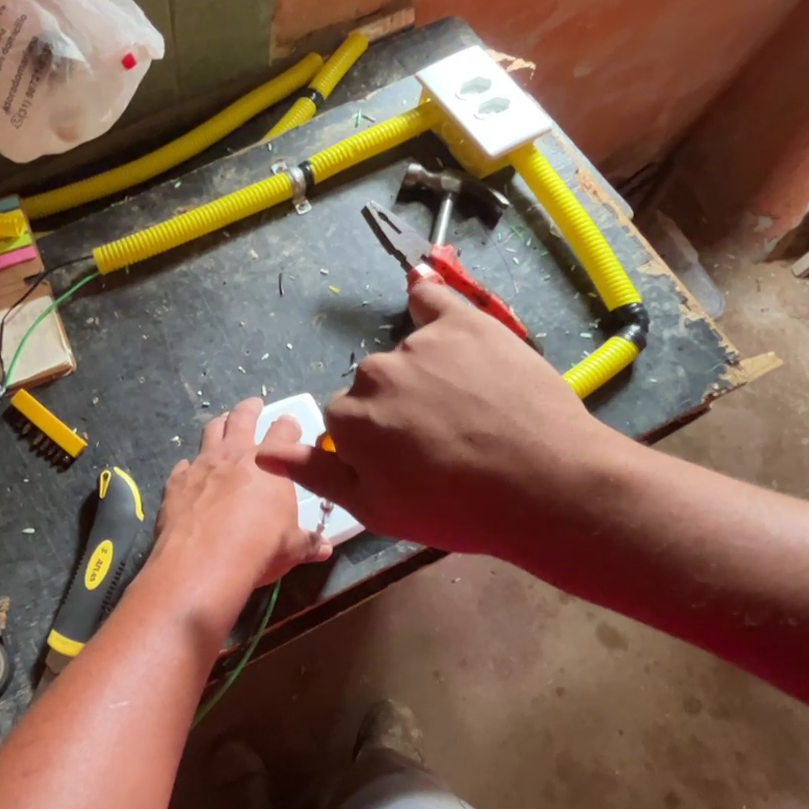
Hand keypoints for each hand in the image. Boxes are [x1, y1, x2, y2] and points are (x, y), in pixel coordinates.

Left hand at [149, 398, 330, 621]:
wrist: (203, 562)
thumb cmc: (259, 549)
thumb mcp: (291, 548)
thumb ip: (307, 542)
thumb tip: (324, 547)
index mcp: (269, 463)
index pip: (284, 433)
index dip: (289, 426)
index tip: (291, 423)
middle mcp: (235, 455)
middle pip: (242, 418)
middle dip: (250, 408)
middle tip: (254, 404)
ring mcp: (201, 465)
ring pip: (211, 432)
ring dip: (219, 425)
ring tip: (223, 423)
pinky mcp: (176, 483)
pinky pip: (183, 466)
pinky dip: (189, 466)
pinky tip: (189, 471)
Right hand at [255, 281, 631, 562]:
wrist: (547, 485)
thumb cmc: (457, 510)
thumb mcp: (376, 509)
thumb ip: (317, 473)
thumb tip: (261, 453)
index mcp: (349, 419)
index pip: (343, 421)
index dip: (372, 443)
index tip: (406, 461)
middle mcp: (375, 373)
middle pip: (372, 385)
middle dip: (395, 407)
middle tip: (442, 439)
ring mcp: (421, 344)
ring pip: (407, 355)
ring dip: (426, 374)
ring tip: (473, 411)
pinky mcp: (465, 323)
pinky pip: (433, 300)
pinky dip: (428, 304)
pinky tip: (424, 298)